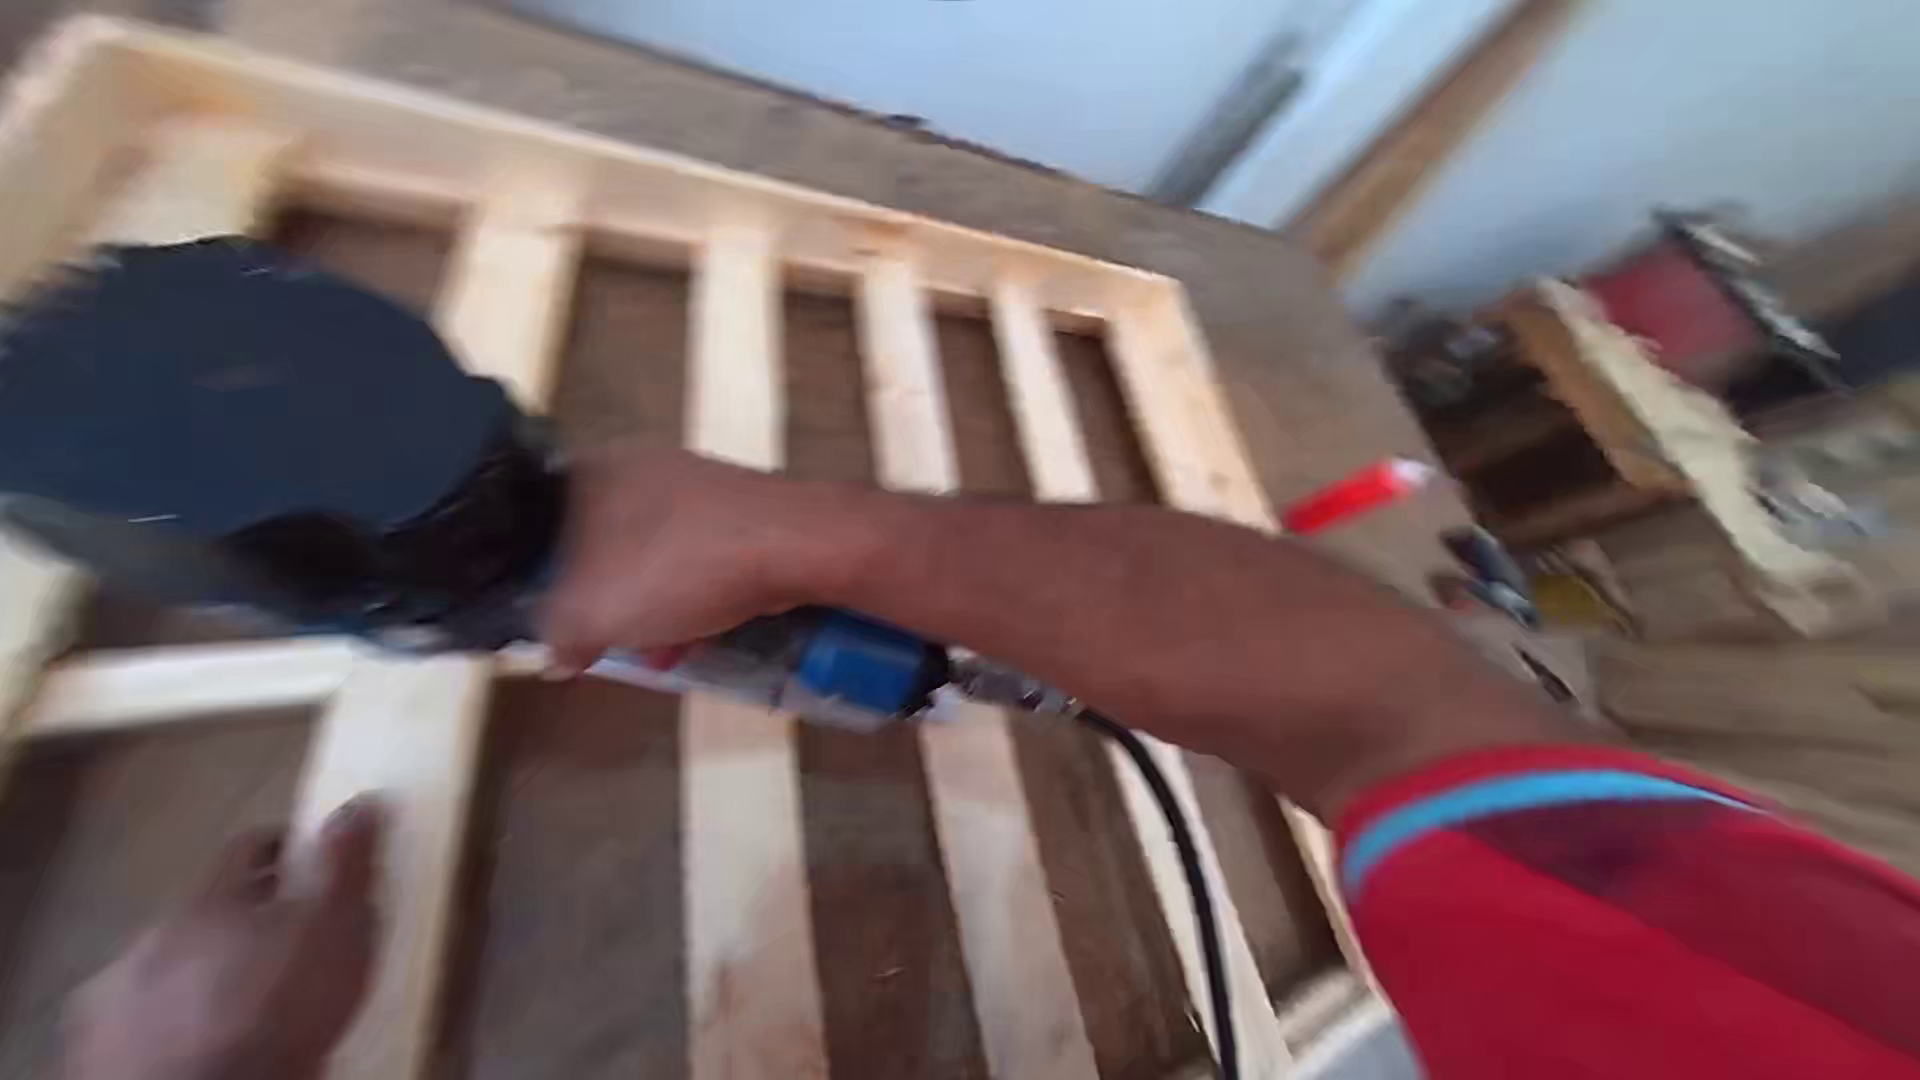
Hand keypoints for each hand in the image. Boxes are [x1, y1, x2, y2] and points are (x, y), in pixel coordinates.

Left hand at [63, 797, 385, 1079]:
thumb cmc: (287, 998)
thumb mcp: (341, 916)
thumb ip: (348, 857)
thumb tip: (359, 802)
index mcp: (199, 902)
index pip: (249, 846)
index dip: (294, 846)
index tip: (328, 862)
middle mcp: (141, 945)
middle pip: (212, 905)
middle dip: (258, 908)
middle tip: (308, 924)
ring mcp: (111, 1010)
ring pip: (181, 961)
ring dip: (222, 960)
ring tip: (273, 980)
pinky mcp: (106, 1060)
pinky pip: (161, 1013)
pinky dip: (195, 1008)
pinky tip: (233, 1024)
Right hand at [541, 441, 867, 671]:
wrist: (793, 545)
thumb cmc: (678, 567)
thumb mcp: (592, 612)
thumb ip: (560, 633)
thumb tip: (558, 653)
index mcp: (598, 472)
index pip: (547, 525)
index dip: (549, 581)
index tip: (562, 622)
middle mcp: (651, 470)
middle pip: (610, 548)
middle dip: (613, 606)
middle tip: (617, 646)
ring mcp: (707, 490)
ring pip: (664, 559)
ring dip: (660, 612)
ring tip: (664, 656)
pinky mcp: (750, 515)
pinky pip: (709, 561)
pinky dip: (701, 598)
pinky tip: (706, 637)